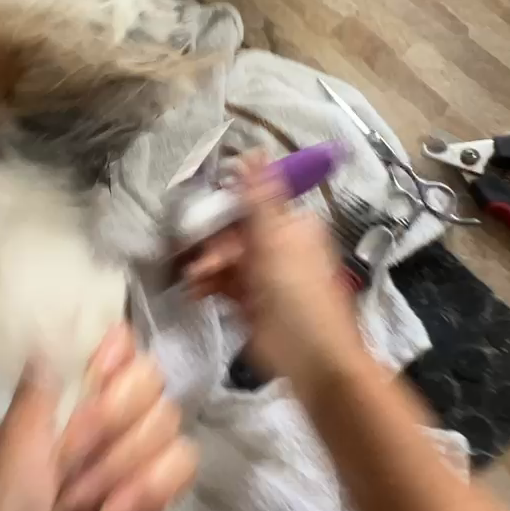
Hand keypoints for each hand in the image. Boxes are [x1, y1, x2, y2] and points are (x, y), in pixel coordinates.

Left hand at [0, 326, 196, 510]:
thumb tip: (60, 314)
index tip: (97, 375)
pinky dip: (144, 491)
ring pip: (166, 420)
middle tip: (68, 456)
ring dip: (116, 467)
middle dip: (109, 419)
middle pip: (150, 377)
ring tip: (79, 501)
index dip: (114, 355)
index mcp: (71, 393)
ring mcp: (137, 452)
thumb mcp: (15, 437)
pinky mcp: (159, 492)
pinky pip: (182, 463)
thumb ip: (47, 377)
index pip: (118, 343)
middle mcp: (110, 414)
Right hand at [183, 156, 370, 395]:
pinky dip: (208, 285)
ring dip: (207, 266)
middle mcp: (277, 245)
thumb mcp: (277, 241)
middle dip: (212, 243)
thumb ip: (260, 196)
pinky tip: (195, 291)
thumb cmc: (299, 297)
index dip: (224, 208)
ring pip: (225, 258)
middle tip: (197, 256)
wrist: (313, 362)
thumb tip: (254, 148)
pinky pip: (222, 284)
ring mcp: (263, 275)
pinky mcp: (249, 301)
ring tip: (195, 279)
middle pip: (233, 232)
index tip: (201, 214)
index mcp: (291, 225)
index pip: (251, 204)